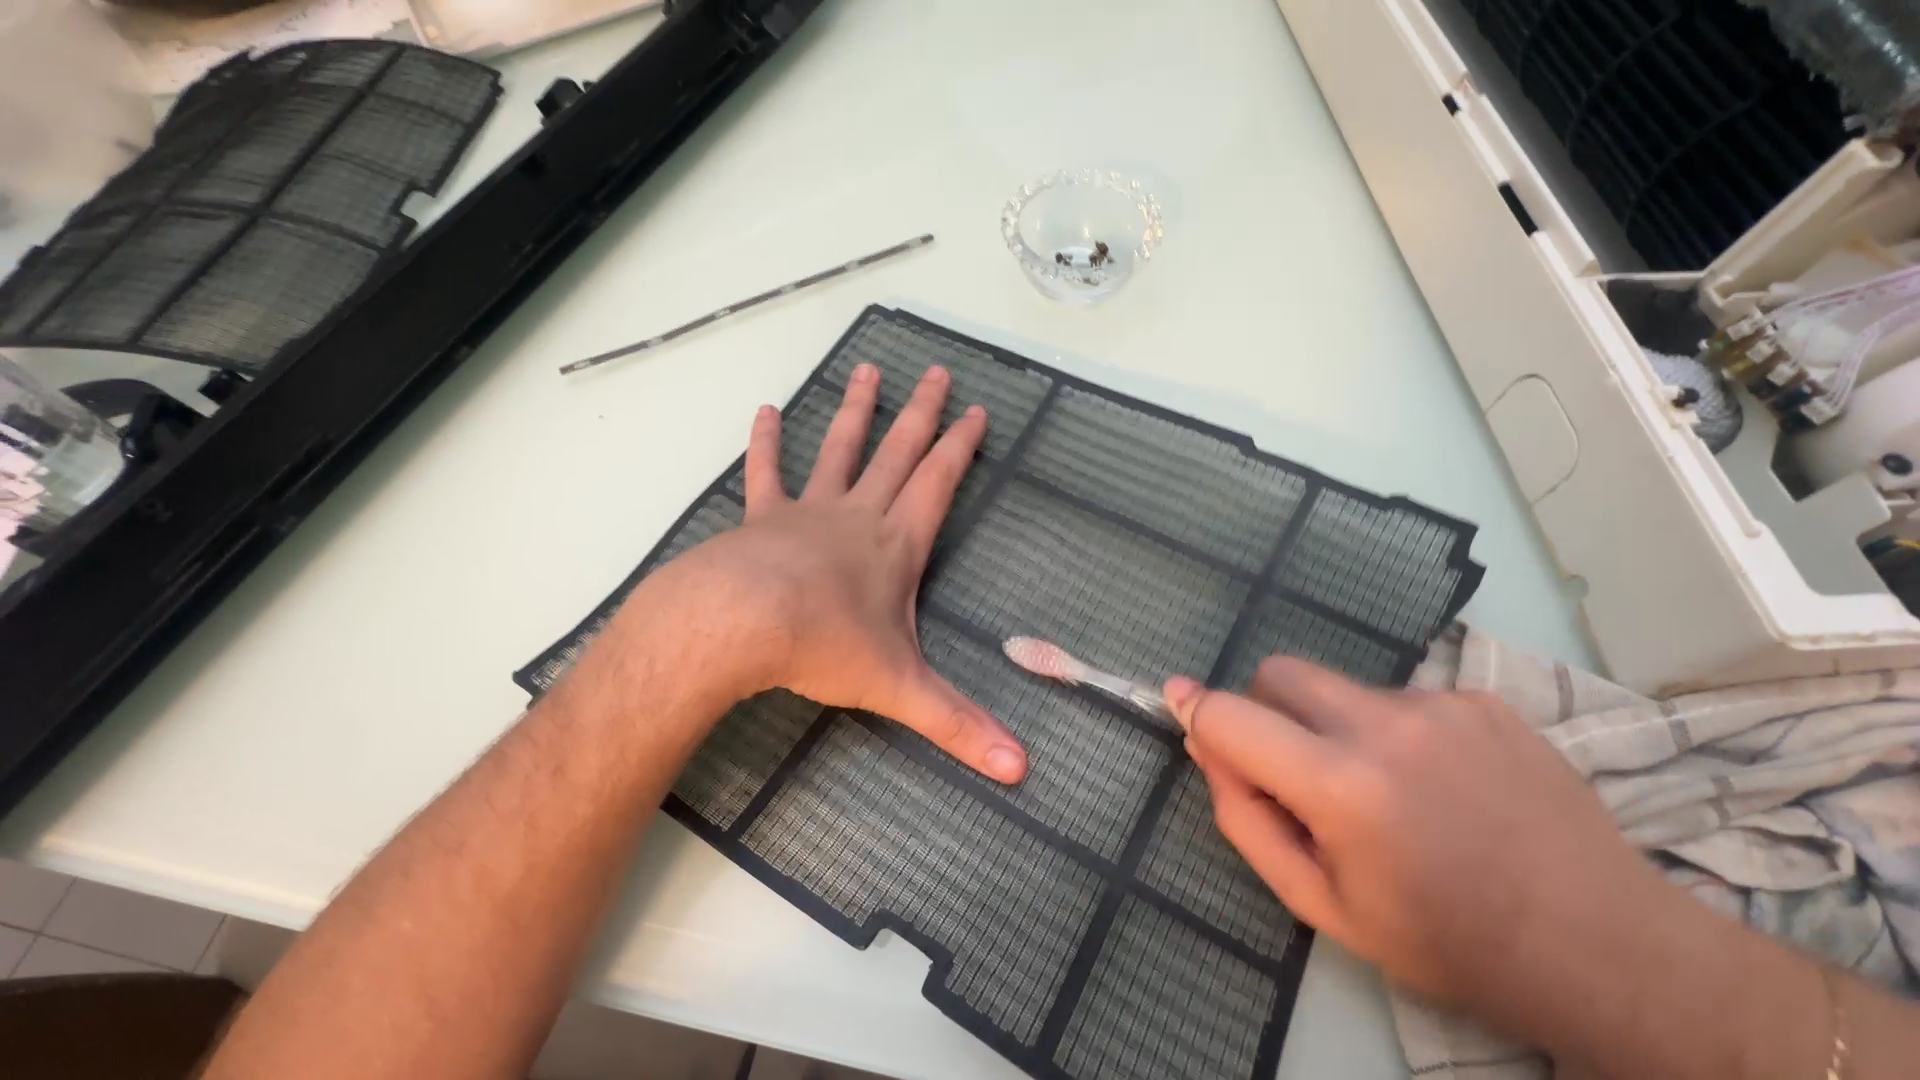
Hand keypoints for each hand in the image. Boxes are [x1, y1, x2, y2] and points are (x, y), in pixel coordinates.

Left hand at [623, 362, 1026, 782]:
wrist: (738, 625)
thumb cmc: (823, 647)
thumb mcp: (900, 689)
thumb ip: (958, 725)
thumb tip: (1019, 769)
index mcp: (897, 545)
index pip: (939, 483)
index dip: (960, 447)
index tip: (976, 410)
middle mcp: (858, 515)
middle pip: (898, 452)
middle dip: (921, 413)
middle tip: (935, 370)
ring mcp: (808, 511)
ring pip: (841, 450)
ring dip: (858, 411)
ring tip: (867, 368)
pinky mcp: (763, 518)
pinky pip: (768, 472)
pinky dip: (768, 442)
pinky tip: (766, 411)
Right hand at [1164, 659, 1668, 1033]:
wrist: (1601, 945)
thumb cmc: (1445, 940)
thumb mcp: (1323, 904)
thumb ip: (1248, 821)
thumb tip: (1209, 748)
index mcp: (1343, 787)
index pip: (1234, 716)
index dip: (1195, 707)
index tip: (1174, 698)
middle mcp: (1387, 725)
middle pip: (1281, 673)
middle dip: (1264, 710)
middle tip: (1293, 771)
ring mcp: (1442, 703)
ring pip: (1342, 689)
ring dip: (1333, 727)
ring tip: (1388, 794)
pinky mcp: (1483, 698)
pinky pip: (1402, 698)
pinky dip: (1393, 732)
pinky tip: (1439, 785)